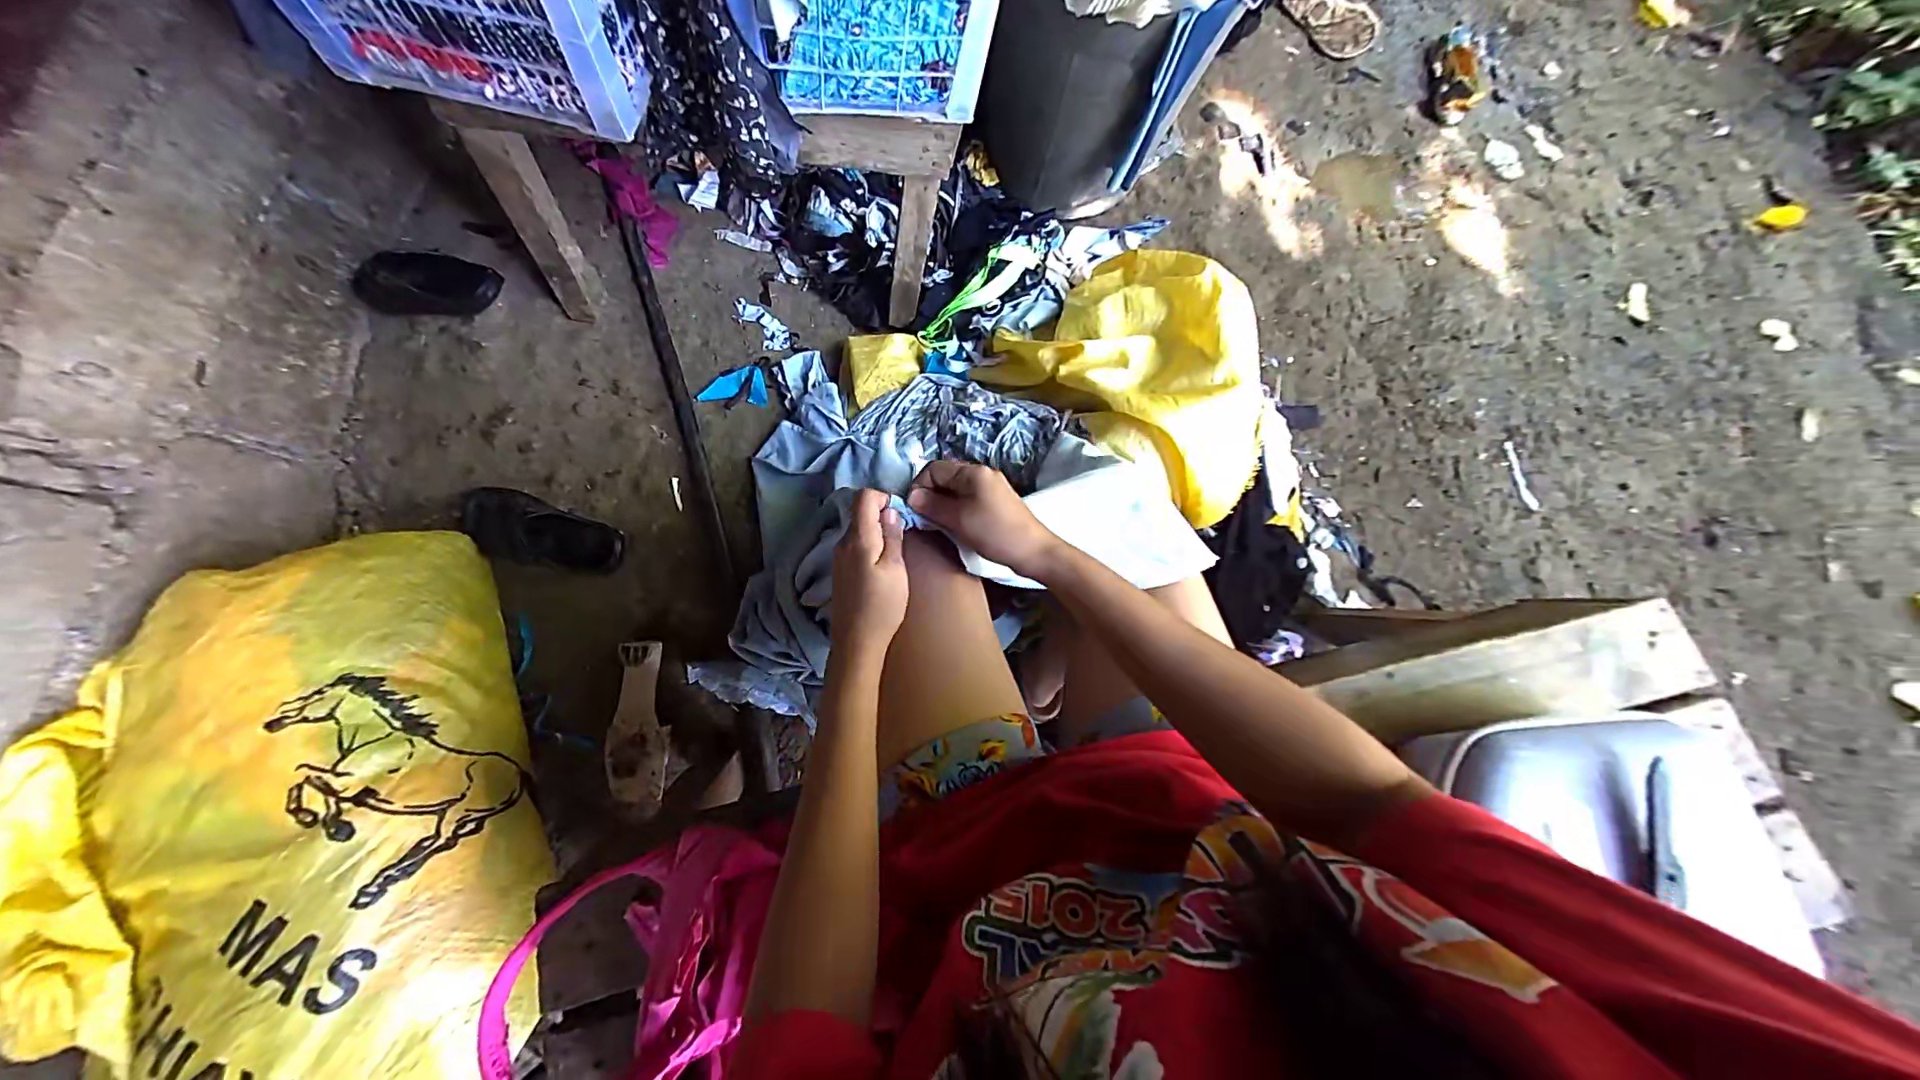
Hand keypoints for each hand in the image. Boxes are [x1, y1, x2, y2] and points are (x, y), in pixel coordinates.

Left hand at [830, 489, 908, 657]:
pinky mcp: (840, 570)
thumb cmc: (882, 606)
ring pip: (858, 530)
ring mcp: (838, 557)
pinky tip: (882, 565)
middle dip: (882, 515)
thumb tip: (891, 510)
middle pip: (859, 512)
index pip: (863, 497)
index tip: (901, 514)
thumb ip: (892, 536)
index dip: (883, 497)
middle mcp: (842, 543)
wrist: (856, 642)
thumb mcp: (896, 569)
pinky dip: (870, 545)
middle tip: (904, 534)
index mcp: (858, 539)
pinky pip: (855, 546)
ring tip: (896, 551)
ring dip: (877, 531)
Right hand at [906, 461, 1063, 579]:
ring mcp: (991, 488)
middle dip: (931, 495)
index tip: (915, 509)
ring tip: (939, 525)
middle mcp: (982, 474)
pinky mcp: (996, 502)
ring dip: (943, 505)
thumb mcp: (959, 519)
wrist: (1033, 552)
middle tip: (925, 519)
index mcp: (973, 472)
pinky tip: (956, 526)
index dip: (919, 486)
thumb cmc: (995, 533)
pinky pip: (968, 500)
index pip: (934, 468)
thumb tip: (911, 496)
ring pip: (956, 490)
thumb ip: (933, 505)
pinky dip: (957, 510)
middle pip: (945, 478)